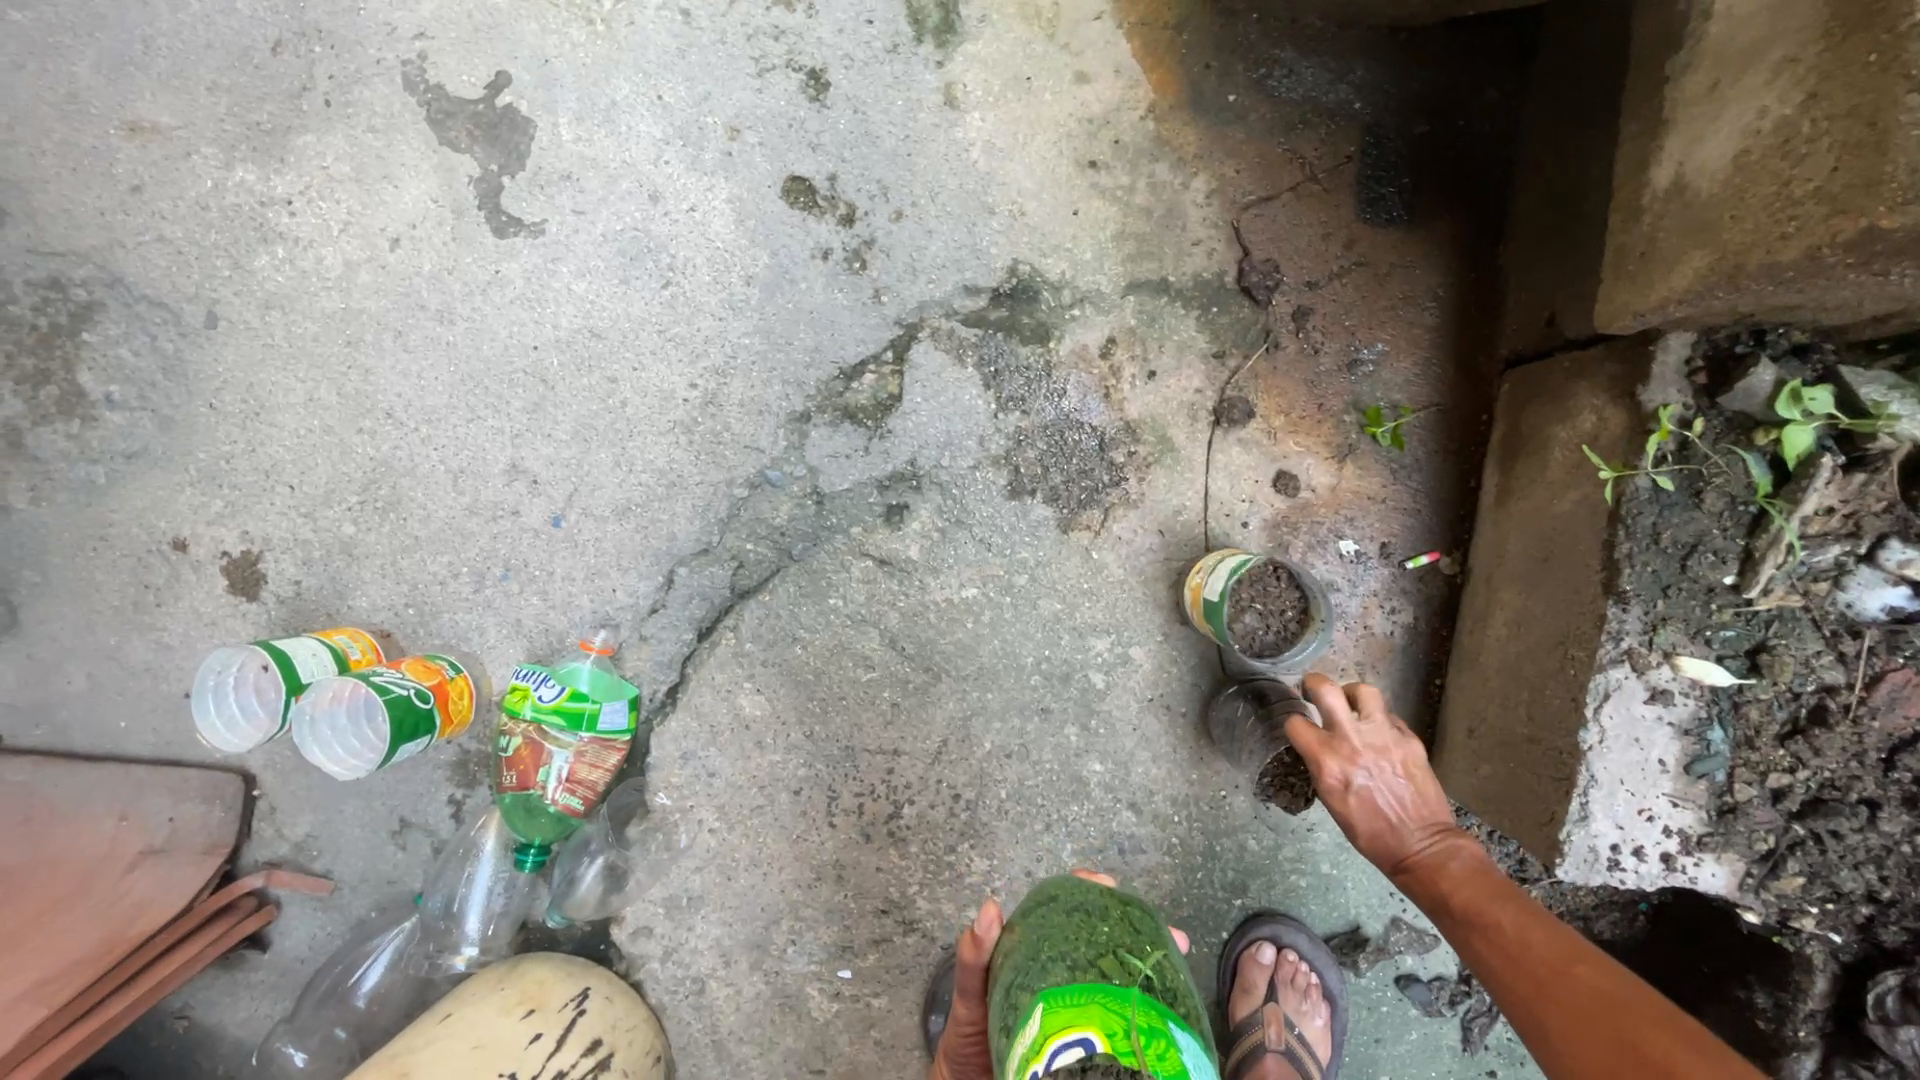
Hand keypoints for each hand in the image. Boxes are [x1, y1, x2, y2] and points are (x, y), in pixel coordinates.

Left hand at [929, 871, 1188, 1079]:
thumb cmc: (969, 1038)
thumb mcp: (969, 996)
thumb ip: (974, 959)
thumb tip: (990, 908)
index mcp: (1034, 952)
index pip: (1064, 910)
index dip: (1088, 893)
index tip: (1109, 886)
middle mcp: (1063, 971)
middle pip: (1103, 940)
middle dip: (1136, 928)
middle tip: (1167, 932)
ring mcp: (1080, 1004)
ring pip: (1120, 976)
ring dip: (1150, 963)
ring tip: (1178, 955)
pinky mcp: (1091, 1037)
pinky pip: (1121, 1018)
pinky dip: (1148, 1009)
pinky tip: (1171, 1004)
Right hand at [1284, 674, 1468, 880]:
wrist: (1421, 845)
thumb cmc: (1368, 831)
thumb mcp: (1330, 798)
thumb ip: (1321, 764)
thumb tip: (1318, 745)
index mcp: (1327, 760)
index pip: (1295, 722)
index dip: (1293, 722)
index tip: (1297, 725)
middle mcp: (1352, 740)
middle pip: (1326, 689)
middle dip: (1314, 683)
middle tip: (1313, 690)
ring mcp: (1384, 736)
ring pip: (1364, 691)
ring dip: (1352, 694)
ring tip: (1351, 705)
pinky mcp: (1410, 739)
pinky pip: (1389, 716)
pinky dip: (1379, 720)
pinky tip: (1380, 735)